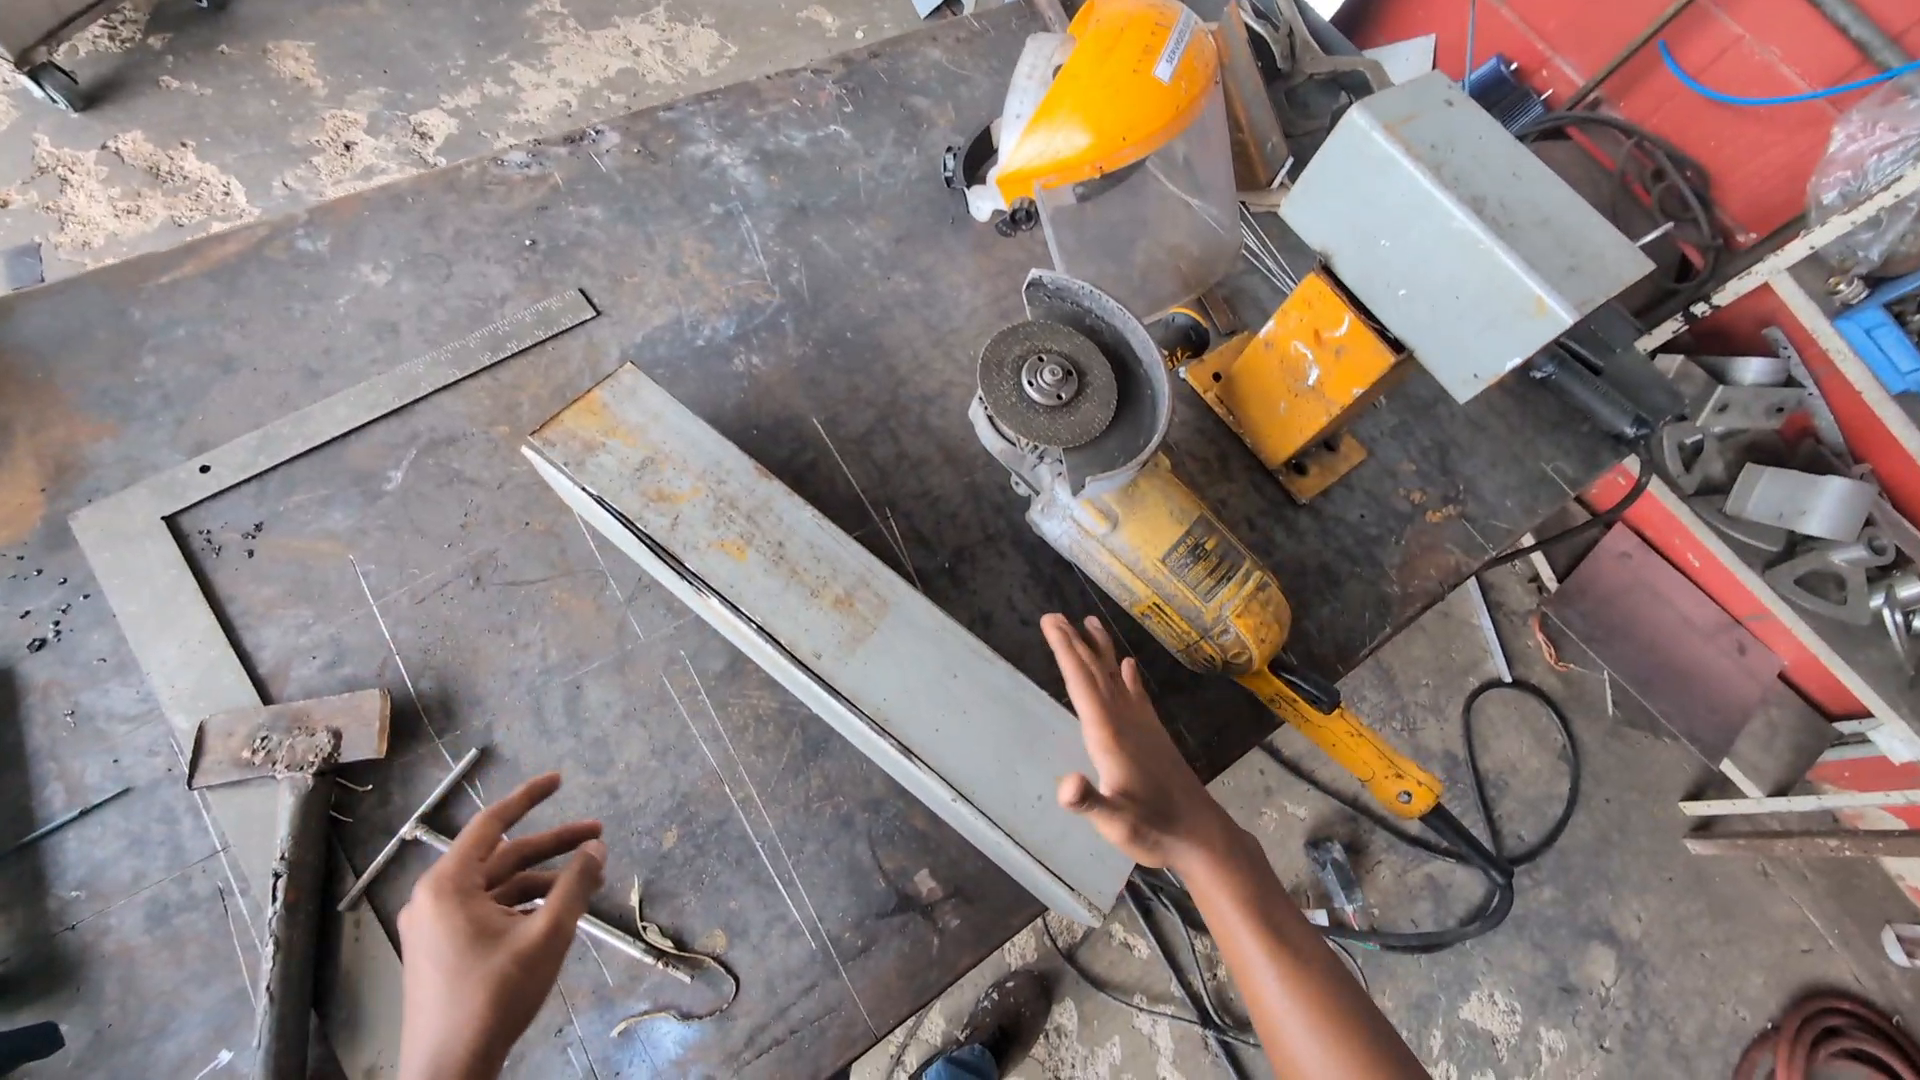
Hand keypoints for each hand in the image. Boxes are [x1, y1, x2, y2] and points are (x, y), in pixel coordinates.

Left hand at [397, 773, 606, 1079]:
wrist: (449, 1072)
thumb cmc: (494, 996)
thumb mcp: (547, 935)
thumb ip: (575, 885)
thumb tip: (596, 848)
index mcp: (448, 885)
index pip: (492, 823)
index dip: (529, 797)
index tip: (560, 779)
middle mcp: (435, 898)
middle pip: (502, 856)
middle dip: (553, 846)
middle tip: (599, 835)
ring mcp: (436, 926)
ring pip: (499, 886)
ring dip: (544, 879)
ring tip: (590, 883)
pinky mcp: (443, 949)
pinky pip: (489, 910)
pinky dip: (525, 904)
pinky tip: (558, 914)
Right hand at [1044, 613, 1240, 873]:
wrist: (1201, 836)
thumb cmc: (1153, 829)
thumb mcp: (1115, 822)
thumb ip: (1089, 802)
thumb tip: (1065, 785)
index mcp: (1109, 734)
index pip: (1082, 683)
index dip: (1065, 651)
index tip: (1051, 621)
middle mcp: (1125, 720)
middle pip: (1096, 673)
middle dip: (1074, 643)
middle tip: (1055, 616)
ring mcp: (1142, 726)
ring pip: (1116, 678)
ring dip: (1101, 651)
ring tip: (1090, 623)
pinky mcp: (1154, 736)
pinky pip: (1137, 695)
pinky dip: (1130, 677)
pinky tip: (1131, 665)